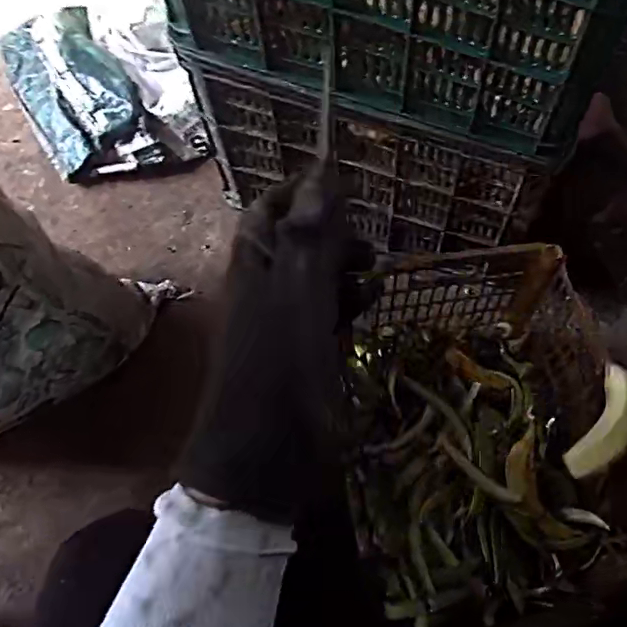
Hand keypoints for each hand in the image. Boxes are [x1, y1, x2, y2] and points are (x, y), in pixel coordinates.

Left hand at [177, 169, 373, 521]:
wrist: (263, 455)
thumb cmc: (278, 367)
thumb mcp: (298, 291)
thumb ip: (311, 233)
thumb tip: (323, 171)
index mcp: (255, 264)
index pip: (274, 208)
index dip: (305, 190)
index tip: (346, 184)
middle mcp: (265, 285)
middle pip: (299, 240)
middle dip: (335, 233)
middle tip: (365, 244)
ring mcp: (282, 319)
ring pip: (317, 275)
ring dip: (345, 269)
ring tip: (371, 279)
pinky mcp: (299, 348)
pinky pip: (324, 310)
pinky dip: (345, 304)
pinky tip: (361, 313)